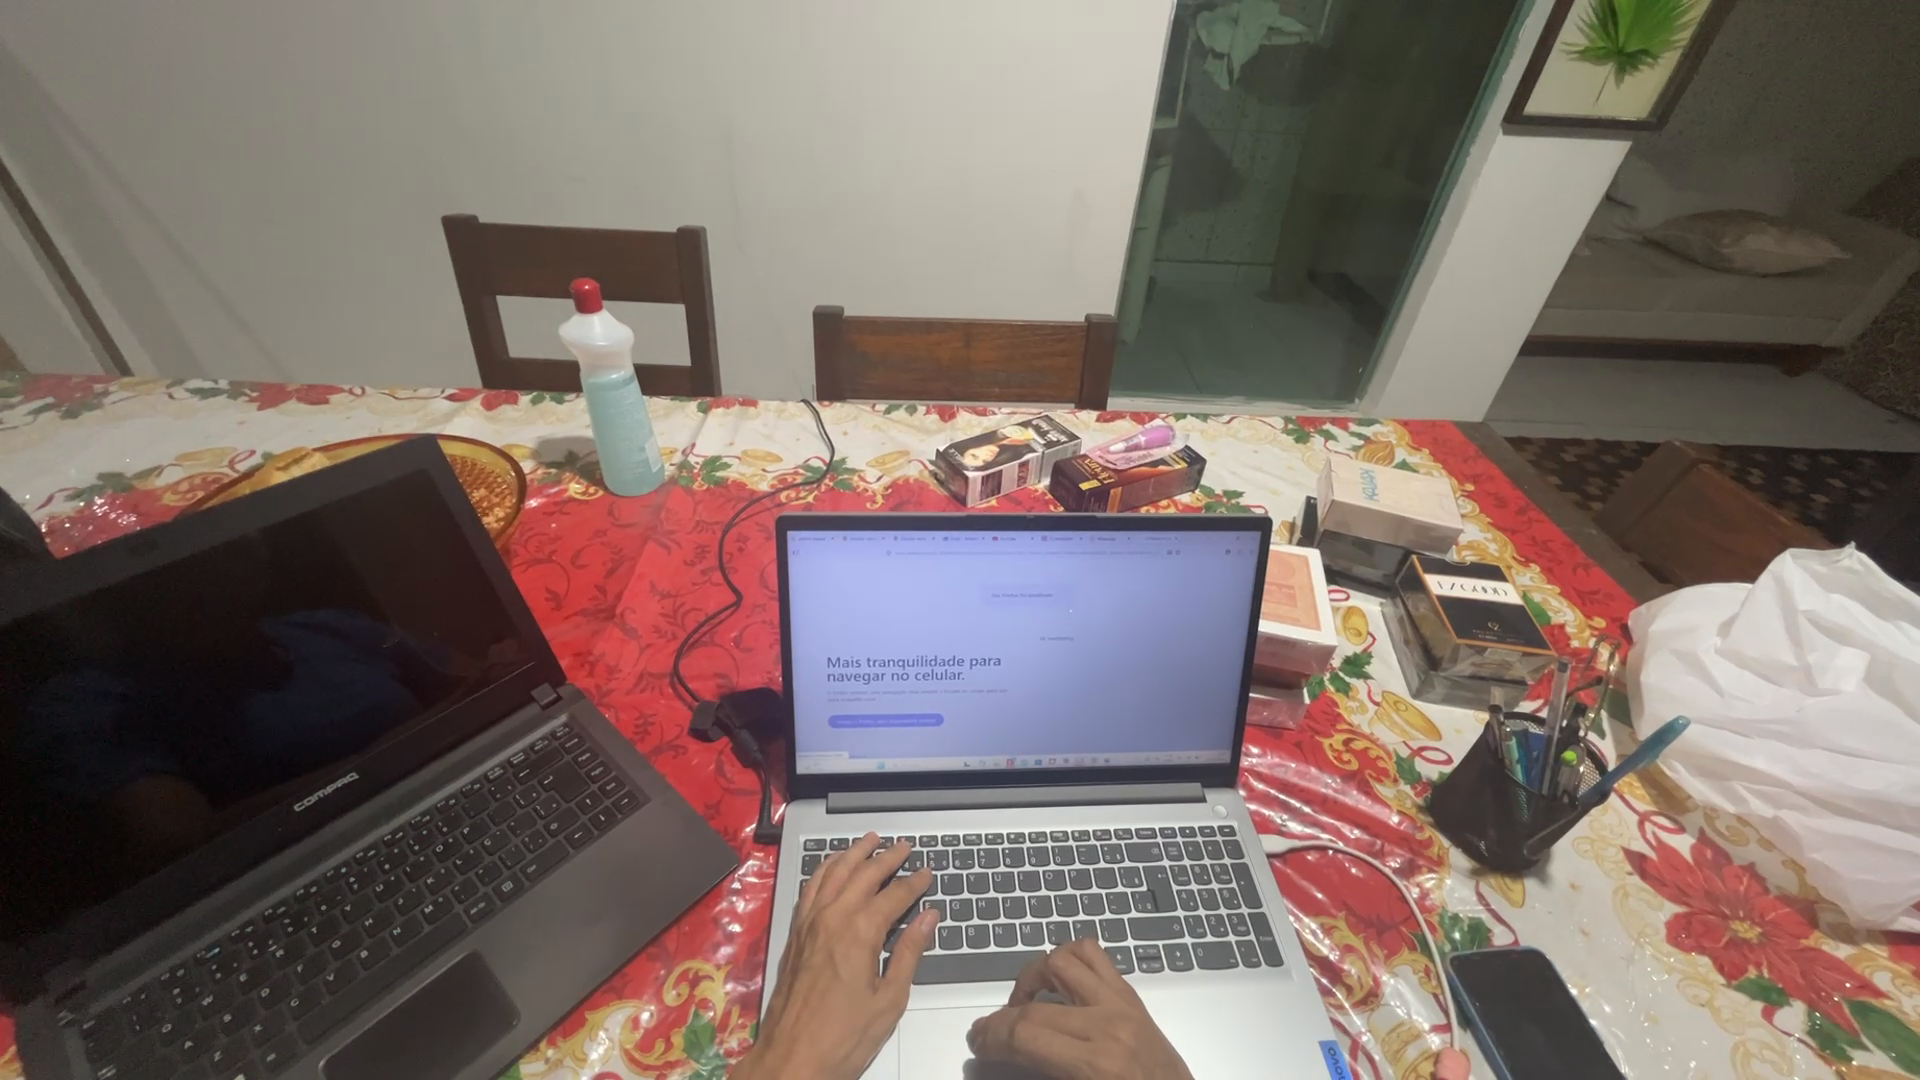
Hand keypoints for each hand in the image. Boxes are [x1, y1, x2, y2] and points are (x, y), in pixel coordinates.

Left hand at [734, 833, 937, 1079]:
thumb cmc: (844, 1038)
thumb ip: (909, 953)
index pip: (895, 895)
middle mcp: (834, 916)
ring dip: (855, 852)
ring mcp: (810, 921)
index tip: (928, 872)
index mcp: (861, 932)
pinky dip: (826, 868)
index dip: (914, 882)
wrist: (790, 1062)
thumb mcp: (889, 1002)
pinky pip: (811, 886)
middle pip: (864, 873)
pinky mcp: (795, 931)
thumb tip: (929, 917)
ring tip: (871, 839)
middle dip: (888, 857)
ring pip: (834, 871)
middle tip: (904, 846)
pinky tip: (834, 864)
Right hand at [967, 938, 1193, 1079]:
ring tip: (1026, 1003)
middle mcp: (1108, 1025)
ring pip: (1063, 960)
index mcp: (1095, 1065)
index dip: (991, 1038)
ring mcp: (1123, 1004)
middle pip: (1035, 1006)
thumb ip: (1042, 1073)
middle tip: (986, 1034)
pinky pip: (1095, 956)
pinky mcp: (1133, 997)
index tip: (977, 1044)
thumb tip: (1007, 1055)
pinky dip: (1070, 959)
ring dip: (1035, 977)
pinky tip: (1060, 986)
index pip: (1025, 1035)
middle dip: (1001, 1020)